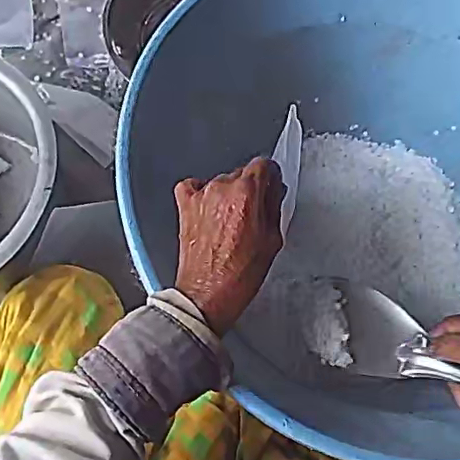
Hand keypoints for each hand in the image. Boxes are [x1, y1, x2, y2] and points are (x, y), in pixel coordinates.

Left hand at [173, 157, 284, 332]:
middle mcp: (221, 189)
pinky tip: (209, 211)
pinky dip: (201, 195)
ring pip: (220, 182)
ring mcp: (200, 196)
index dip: (270, 177)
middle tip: (252, 214)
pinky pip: (193, 188)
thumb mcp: (271, 240)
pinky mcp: (185, 206)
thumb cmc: (237, 275)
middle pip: (241, 174)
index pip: (263, 165)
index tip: (270, 185)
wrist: (207, 294)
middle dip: (249, 190)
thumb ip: (274, 208)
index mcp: (246, 194)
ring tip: (230, 223)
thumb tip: (274, 194)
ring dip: (226, 196)